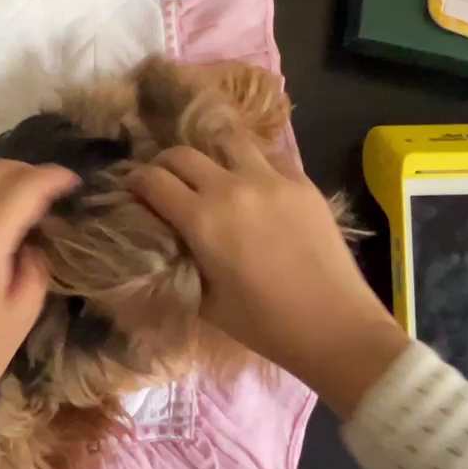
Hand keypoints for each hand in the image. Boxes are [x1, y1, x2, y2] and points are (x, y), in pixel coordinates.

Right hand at [127, 136, 408, 416]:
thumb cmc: (265, 325)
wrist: (336, 328)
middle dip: (164, 164)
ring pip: (226, 140)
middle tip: (164, 179)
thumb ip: (180, 261)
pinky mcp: (302, 182)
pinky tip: (250, 180)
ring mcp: (271, 180)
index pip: (153, 180)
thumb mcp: (205, 301)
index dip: (135, 181)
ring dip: (208, 153)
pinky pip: (267, 155)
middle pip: (182, 154)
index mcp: (202, 220)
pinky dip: (249, 161)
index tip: (132, 188)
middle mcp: (232, 188)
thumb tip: (165, 240)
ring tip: (209, 170)